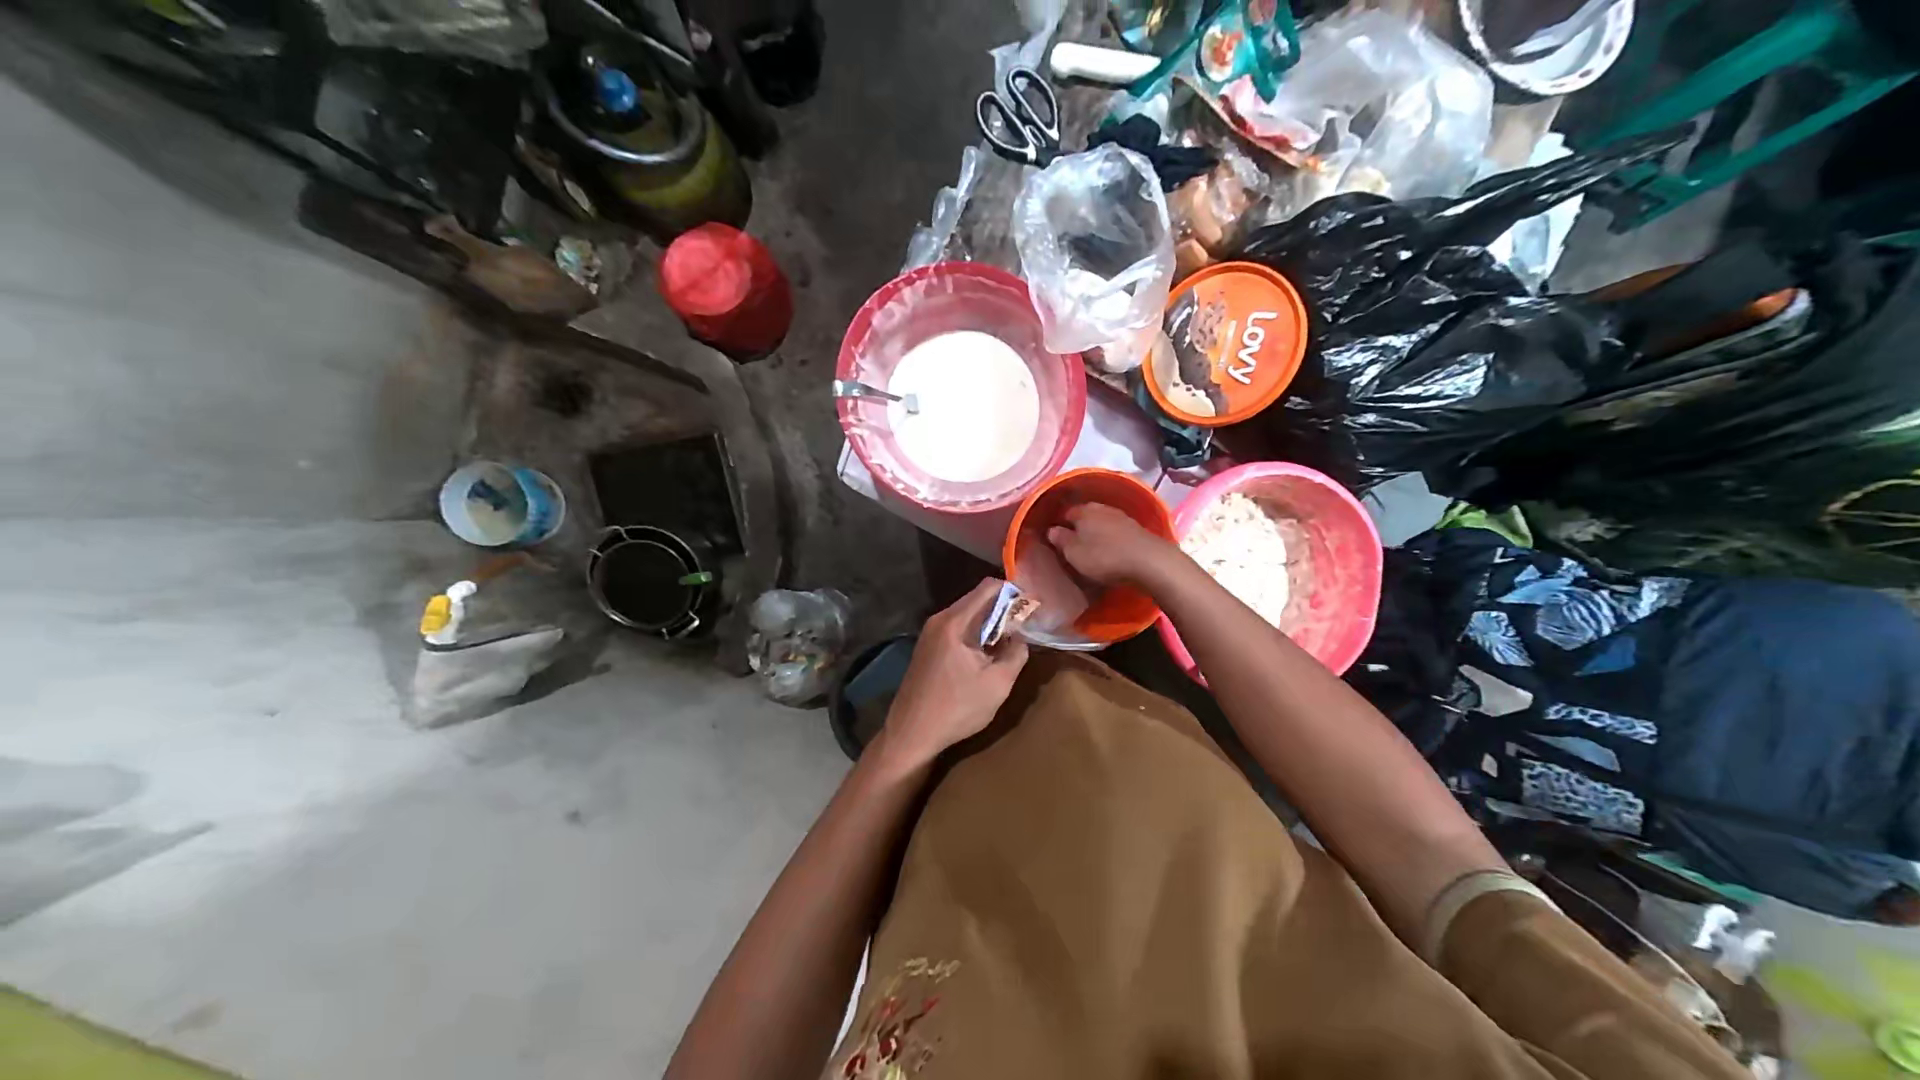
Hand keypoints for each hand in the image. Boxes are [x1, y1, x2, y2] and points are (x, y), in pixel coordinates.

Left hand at [880, 579, 1029, 766]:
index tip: (1032, 608)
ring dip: (990, 625)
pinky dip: (975, 635)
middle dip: (1004, 609)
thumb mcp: (998, 684)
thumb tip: (1021, 638)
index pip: (988, 587)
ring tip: (1010, 643)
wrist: (911, 733)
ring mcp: (930, 633)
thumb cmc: (956, 708)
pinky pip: (957, 629)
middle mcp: (939, 620)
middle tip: (1025, 628)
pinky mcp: (927, 647)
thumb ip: (1016, 654)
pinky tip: (987, 656)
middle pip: (977, 600)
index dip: (1014, 592)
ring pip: (967, 615)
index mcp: (954, 622)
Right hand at [1046, 503, 1180, 588]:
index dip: (1059, 524)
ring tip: (1093, 548)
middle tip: (1074, 545)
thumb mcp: (1074, 553)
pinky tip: (1112, 550)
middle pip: (1085, 515)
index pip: (1065, 513)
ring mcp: (1122, 517)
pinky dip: (1112, 539)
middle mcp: (1102, 508)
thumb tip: (1051, 529)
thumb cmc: (1104, 557)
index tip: (1055, 538)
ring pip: (1102, 522)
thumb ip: (1061, 540)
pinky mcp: (1137, 529)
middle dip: (1079, 527)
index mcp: (1083, 511)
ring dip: (1097, 533)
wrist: (1149, 561)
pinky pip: (1117, 532)